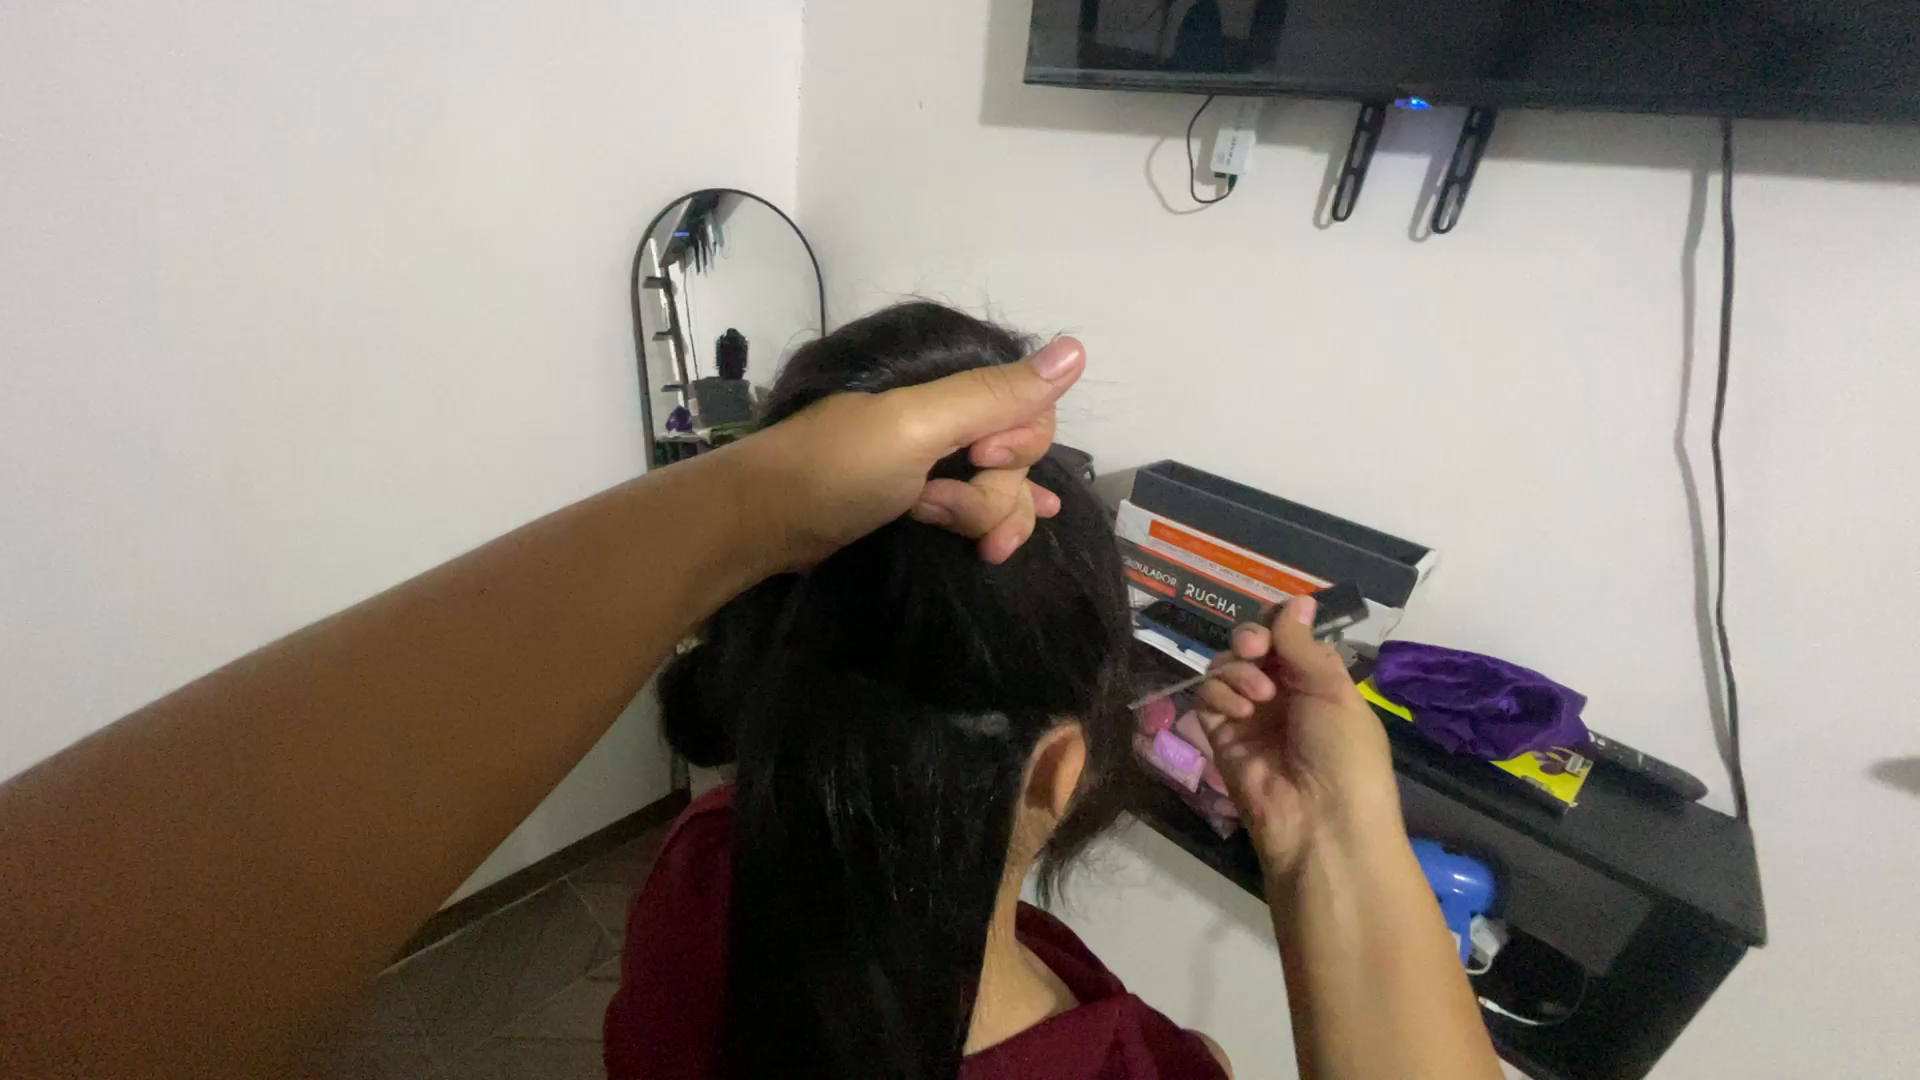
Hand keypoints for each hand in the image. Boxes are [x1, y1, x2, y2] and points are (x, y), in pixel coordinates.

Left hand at [717, 337, 1085, 567]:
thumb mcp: (918, 427)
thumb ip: (995, 396)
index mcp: (948, 381)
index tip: (978, 459)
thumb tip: (1078, 350)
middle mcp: (950, 413)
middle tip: (938, 504)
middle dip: (988, 489)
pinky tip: (1006, 538)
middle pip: (1019, 454)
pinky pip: (980, 506)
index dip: (1016, 441)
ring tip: (933, 523)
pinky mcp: (926, 495)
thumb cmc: (838, 469)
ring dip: (977, 514)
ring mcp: (938, 457)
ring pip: (1001, 488)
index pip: (1029, 406)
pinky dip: (993, 519)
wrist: (769, 524)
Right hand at [1193, 596, 1403, 879]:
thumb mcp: (1333, 693)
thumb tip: (1298, 598)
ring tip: (1258, 697)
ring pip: (1224, 668)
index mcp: (1315, 683)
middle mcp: (1279, 694)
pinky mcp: (1219, 734)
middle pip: (1248, 648)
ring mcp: (1247, 714)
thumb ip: (1302, 645)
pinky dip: (1219, 695)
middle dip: (1248, 641)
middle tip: (1254, 650)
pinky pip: (1206, 697)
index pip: (1284, 638)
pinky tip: (1240, 712)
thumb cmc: (1343, 754)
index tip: (1272, 627)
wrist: (1320, 822)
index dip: (1273, 627)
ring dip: (1237, 672)